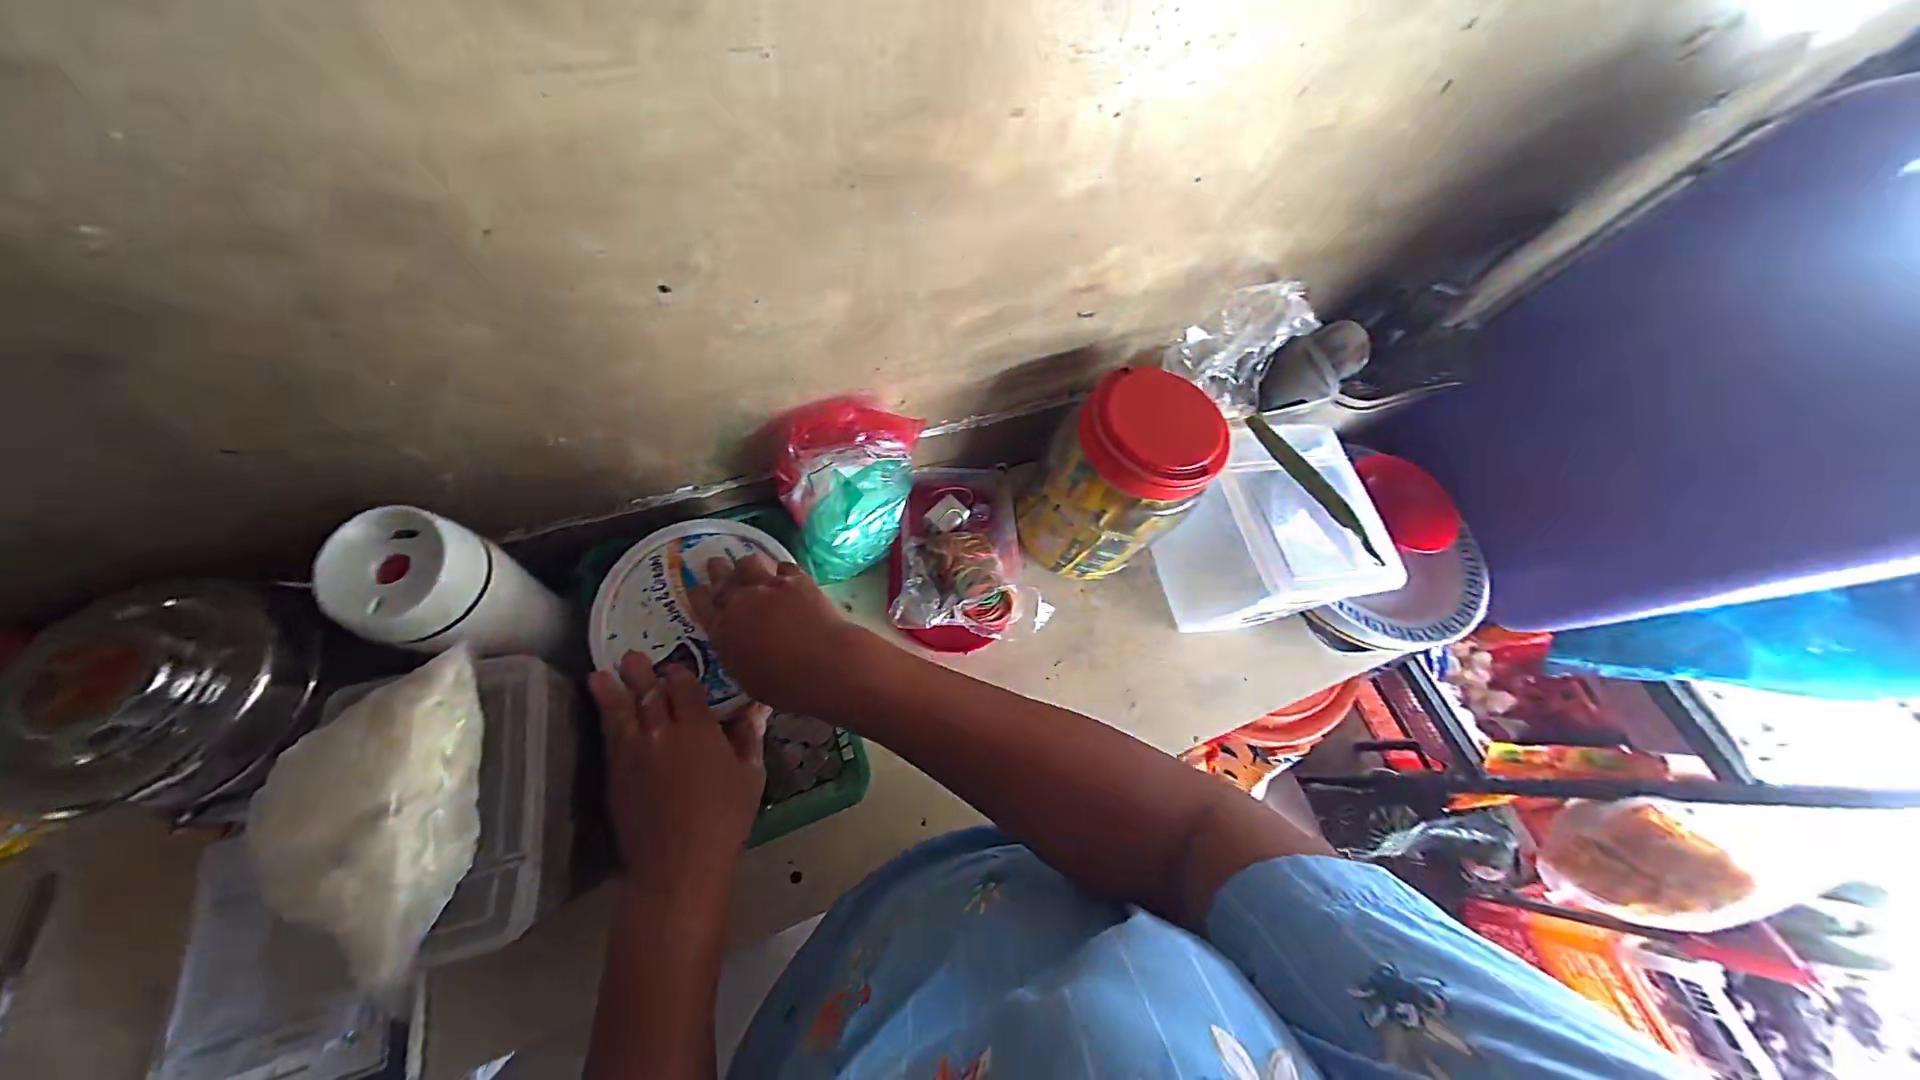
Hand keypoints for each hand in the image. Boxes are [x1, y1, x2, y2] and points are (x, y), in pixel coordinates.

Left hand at [588, 652, 768, 896]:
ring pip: (620, 712)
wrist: (677, 864)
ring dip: (611, 691)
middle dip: (641, 672)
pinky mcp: (615, 776)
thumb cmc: (725, 817)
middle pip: (648, 693)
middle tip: (632, 655)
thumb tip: (756, 706)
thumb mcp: (750, 774)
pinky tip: (605, 715)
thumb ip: (748, 736)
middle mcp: (660, 732)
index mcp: (697, 728)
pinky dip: (607, 720)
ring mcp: (633, 754)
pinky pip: (610, 738)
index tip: (677, 666)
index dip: (680, 673)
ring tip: (600, 674)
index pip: (684, 688)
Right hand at [689, 553, 874, 716]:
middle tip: (716, 563)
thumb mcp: (745, 676)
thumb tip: (737, 643)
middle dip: (717, 569)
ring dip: (746, 563)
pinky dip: (780, 569)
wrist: (823, 663)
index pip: (700, 602)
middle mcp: (740, 601)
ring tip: (748, 563)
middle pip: (722, 577)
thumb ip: (735, 653)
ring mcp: (769, 586)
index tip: (696, 585)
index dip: (697, 592)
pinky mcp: (797, 580)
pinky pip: (782, 565)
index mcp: (722, 628)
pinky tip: (783, 572)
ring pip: (749, 563)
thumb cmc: (783, 683)